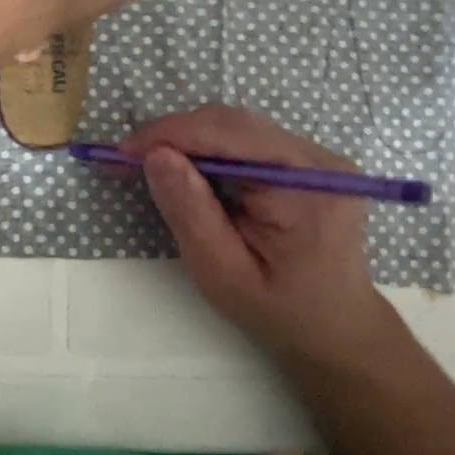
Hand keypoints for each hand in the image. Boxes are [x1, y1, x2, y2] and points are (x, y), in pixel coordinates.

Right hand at [121, 106, 400, 359]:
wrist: (335, 330)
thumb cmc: (278, 311)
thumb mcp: (222, 272)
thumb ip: (191, 212)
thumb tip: (156, 155)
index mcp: (306, 185)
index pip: (229, 135)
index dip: (169, 134)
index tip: (119, 153)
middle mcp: (318, 160)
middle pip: (233, 123)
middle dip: (173, 135)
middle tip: (124, 160)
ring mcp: (316, 159)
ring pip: (236, 129)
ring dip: (187, 142)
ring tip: (147, 166)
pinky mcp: (306, 165)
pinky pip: (247, 143)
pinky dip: (207, 152)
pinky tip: (184, 173)